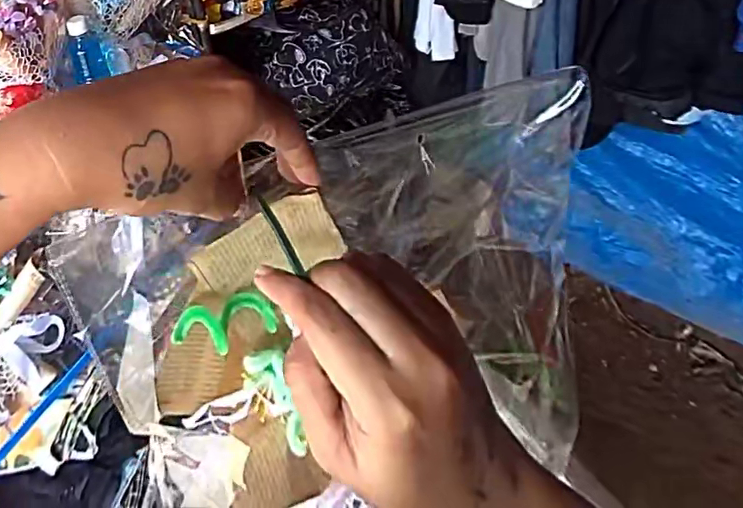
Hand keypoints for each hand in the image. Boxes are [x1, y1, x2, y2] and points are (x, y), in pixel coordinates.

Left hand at [4, 56, 316, 218]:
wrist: (77, 139)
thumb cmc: (153, 169)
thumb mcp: (200, 195)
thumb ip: (230, 196)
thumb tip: (235, 193)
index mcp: (245, 100)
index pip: (287, 128)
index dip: (302, 158)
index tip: (310, 182)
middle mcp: (223, 74)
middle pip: (261, 106)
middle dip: (273, 140)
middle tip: (280, 171)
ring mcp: (189, 68)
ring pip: (230, 98)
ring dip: (240, 130)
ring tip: (234, 165)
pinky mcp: (161, 72)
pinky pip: (202, 95)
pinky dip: (212, 119)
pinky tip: (198, 145)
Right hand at [255, 254, 583, 507]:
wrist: (479, 479)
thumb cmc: (400, 475)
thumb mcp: (335, 454)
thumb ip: (305, 386)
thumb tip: (299, 325)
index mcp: (386, 401)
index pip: (323, 321)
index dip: (286, 290)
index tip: (263, 276)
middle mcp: (417, 355)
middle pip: (345, 278)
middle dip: (312, 281)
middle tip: (305, 306)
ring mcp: (438, 329)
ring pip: (369, 264)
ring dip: (339, 275)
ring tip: (335, 308)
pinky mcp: (445, 314)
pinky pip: (392, 269)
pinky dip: (366, 274)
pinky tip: (362, 303)